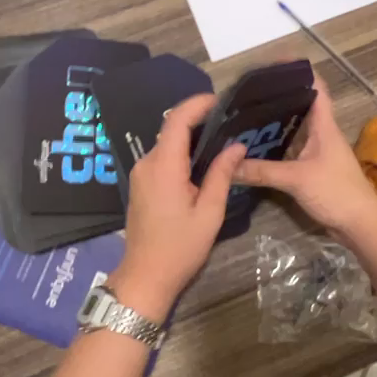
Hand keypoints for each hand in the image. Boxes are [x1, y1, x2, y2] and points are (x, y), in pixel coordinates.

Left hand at [111, 93, 245, 319]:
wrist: (145, 277)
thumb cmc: (180, 247)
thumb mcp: (209, 213)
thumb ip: (221, 175)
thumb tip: (236, 146)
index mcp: (164, 167)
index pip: (177, 121)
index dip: (196, 105)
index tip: (218, 100)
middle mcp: (147, 164)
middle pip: (171, 131)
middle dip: (197, 121)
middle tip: (228, 122)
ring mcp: (140, 175)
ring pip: (166, 145)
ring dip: (189, 140)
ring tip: (220, 141)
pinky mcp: (140, 185)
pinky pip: (161, 159)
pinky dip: (180, 154)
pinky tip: (201, 164)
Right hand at [233, 75, 376, 238]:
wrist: (360, 225)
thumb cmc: (336, 192)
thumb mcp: (296, 179)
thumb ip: (262, 171)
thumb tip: (229, 164)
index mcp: (324, 125)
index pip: (315, 86)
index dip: (298, 70)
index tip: (273, 64)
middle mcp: (321, 133)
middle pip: (301, 105)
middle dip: (278, 96)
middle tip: (248, 93)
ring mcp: (318, 152)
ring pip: (295, 128)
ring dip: (275, 122)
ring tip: (246, 115)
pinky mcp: (313, 169)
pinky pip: (292, 149)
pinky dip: (276, 146)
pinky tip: (256, 148)